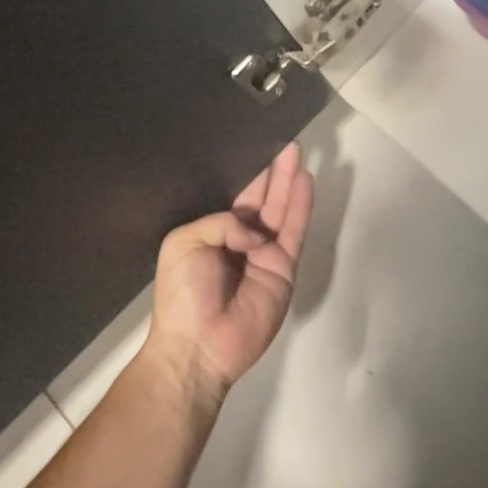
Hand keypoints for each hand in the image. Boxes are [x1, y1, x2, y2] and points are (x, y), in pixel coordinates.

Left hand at [146, 144, 312, 400]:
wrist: (198, 345)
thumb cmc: (182, 294)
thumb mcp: (184, 243)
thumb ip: (222, 223)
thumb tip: (258, 235)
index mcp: (213, 235)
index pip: (236, 199)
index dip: (248, 175)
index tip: (259, 147)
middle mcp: (242, 240)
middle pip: (263, 199)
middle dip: (274, 172)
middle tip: (287, 143)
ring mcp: (265, 254)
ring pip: (281, 210)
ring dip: (289, 182)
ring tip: (297, 153)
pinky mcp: (283, 268)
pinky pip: (293, 231)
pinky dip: (300, 205)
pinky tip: (304, 182)